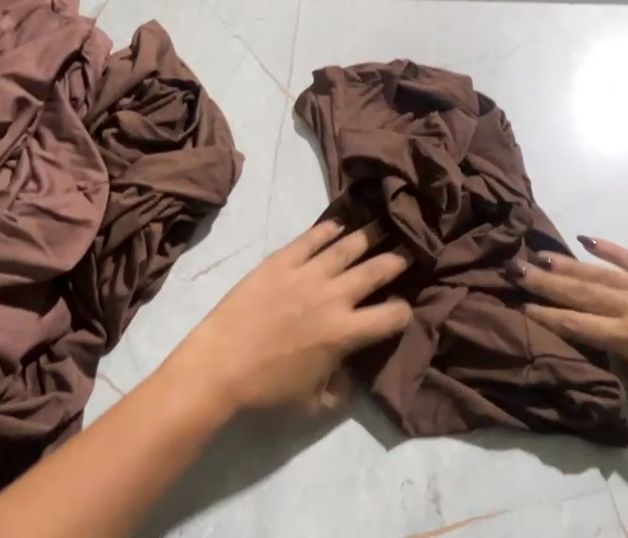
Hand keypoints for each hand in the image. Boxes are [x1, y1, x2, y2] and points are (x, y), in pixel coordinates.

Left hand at [163, 222, 413, 415]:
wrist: (218, 367)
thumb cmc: (266, 390)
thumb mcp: (313, 403)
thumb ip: (341, 388)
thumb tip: (352, 375)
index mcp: (345, 332)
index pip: (392, 316)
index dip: (404, 312)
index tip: (403, 308)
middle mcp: (333, 296)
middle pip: (377, 270)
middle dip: (398, 260)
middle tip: (410, 251)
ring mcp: (306, 274)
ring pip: (348, 247)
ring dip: (369, 235)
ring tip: (382, 226)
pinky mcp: (281, 261)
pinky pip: (311, 238)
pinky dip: (327, 229)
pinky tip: (337, 225)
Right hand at [510, 236, 627, 420]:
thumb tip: (613, 355)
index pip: (577, 324)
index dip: (547, 316)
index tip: (520, 305)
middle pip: (579, 292)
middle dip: (544, 282)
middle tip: (514, 268)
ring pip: (599, 273)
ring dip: (567, 264)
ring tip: (539, 256)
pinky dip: (607, 248)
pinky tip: (586, 240)